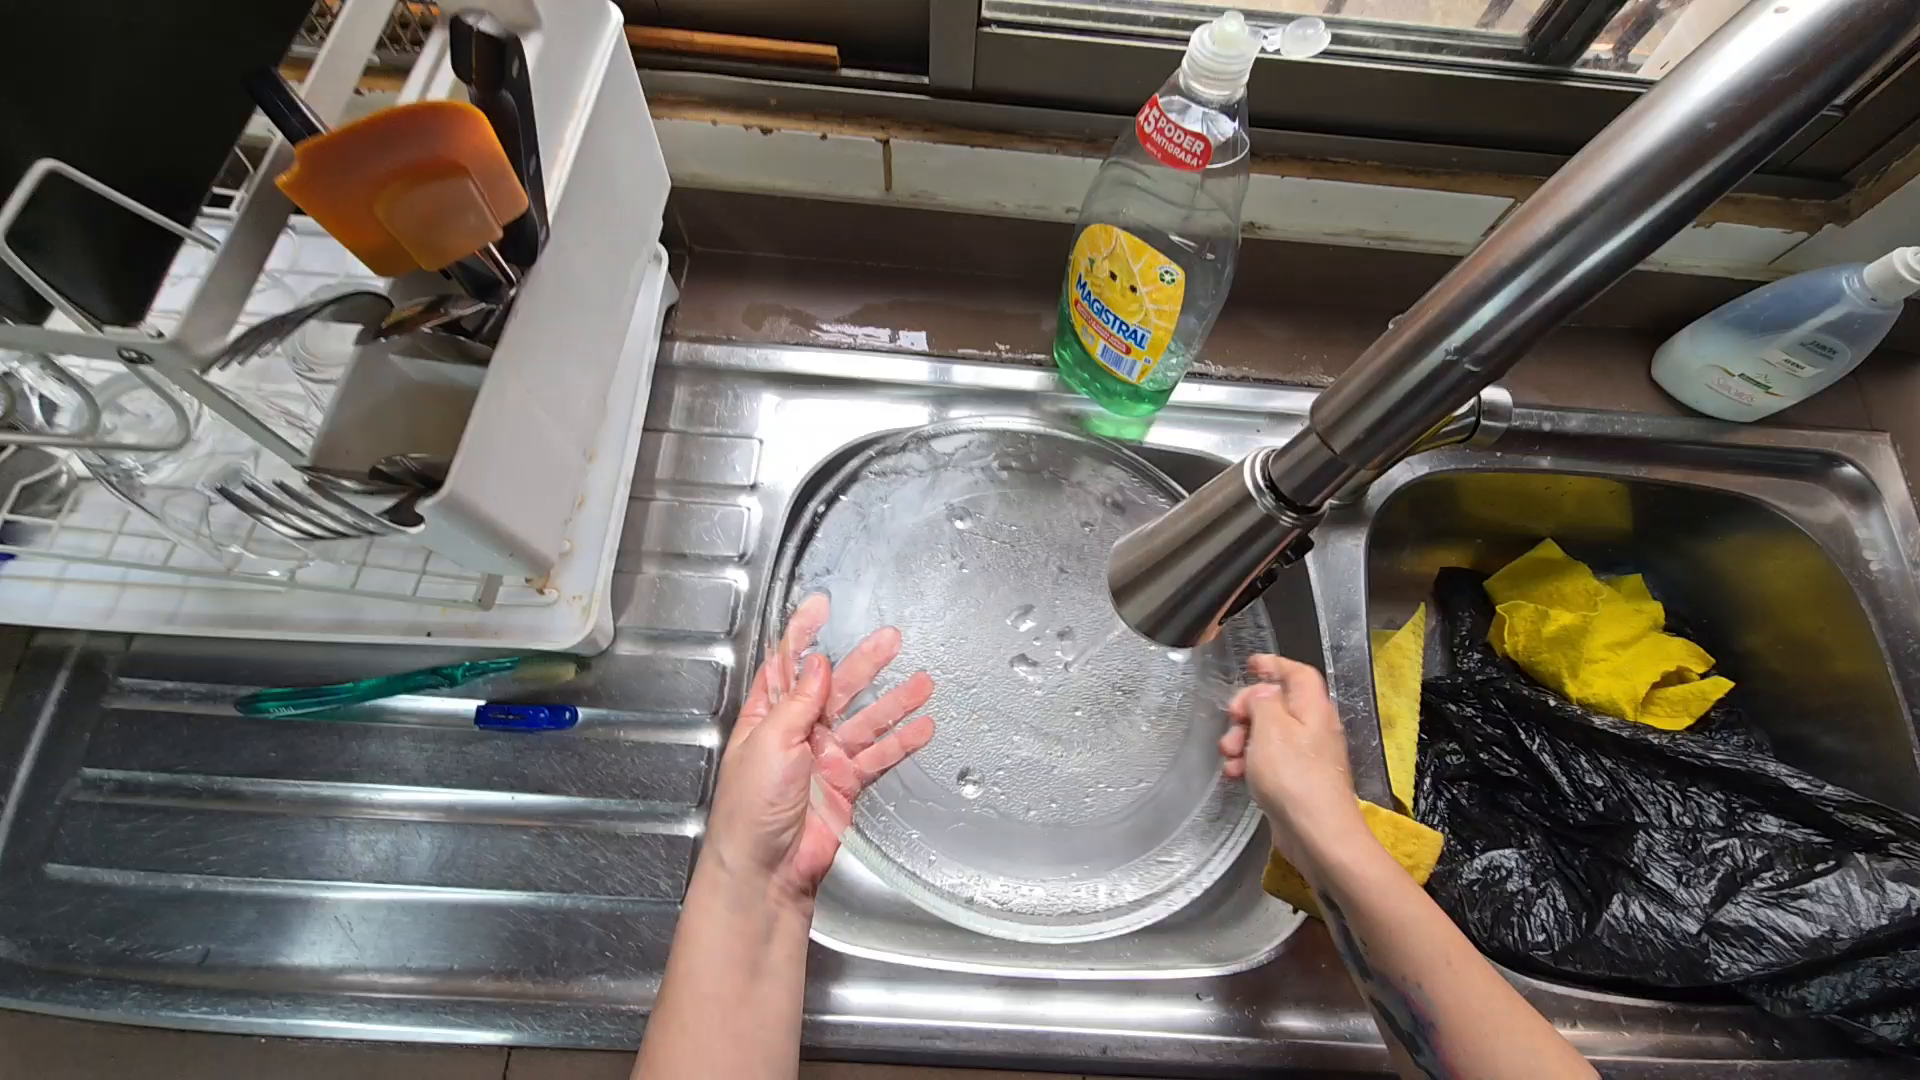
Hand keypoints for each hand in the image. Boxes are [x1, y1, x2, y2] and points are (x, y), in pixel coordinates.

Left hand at [703, 594, 935, 907]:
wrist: (766, 872)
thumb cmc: (751, 810)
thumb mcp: (771, 744)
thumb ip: (798, 703)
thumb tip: (818, 663)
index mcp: (768, 717)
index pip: (787, 664)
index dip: (803, 633)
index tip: (821, 606)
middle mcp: (798, 732)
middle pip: (836, 687)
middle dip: (864, 662)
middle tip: (892, 639)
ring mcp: (825, 757)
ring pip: (866, 719)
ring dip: (893, 701)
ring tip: (923, 682)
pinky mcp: (847, 783)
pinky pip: (878, 755)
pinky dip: (901, 742)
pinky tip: (922, 727)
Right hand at [1219, 654, 1367, 874]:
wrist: (1319, 836)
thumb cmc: (1293, 776)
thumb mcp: (1271, 729)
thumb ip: (1262, 702)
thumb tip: (1262, 693)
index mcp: (1313, 709)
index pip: (1298, 674)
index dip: (1275, 665)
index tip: (1250, 665)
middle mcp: (1313, 729)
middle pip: (1277, 704)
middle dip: (1247, 710)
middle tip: (1231, 720)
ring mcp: (1306, 757)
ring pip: (1268, 734)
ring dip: (1243, 740)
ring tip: (1228, 755)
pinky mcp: (1296, 781)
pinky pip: (1268, 761)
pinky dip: (1250, 763)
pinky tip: (1235, 776)